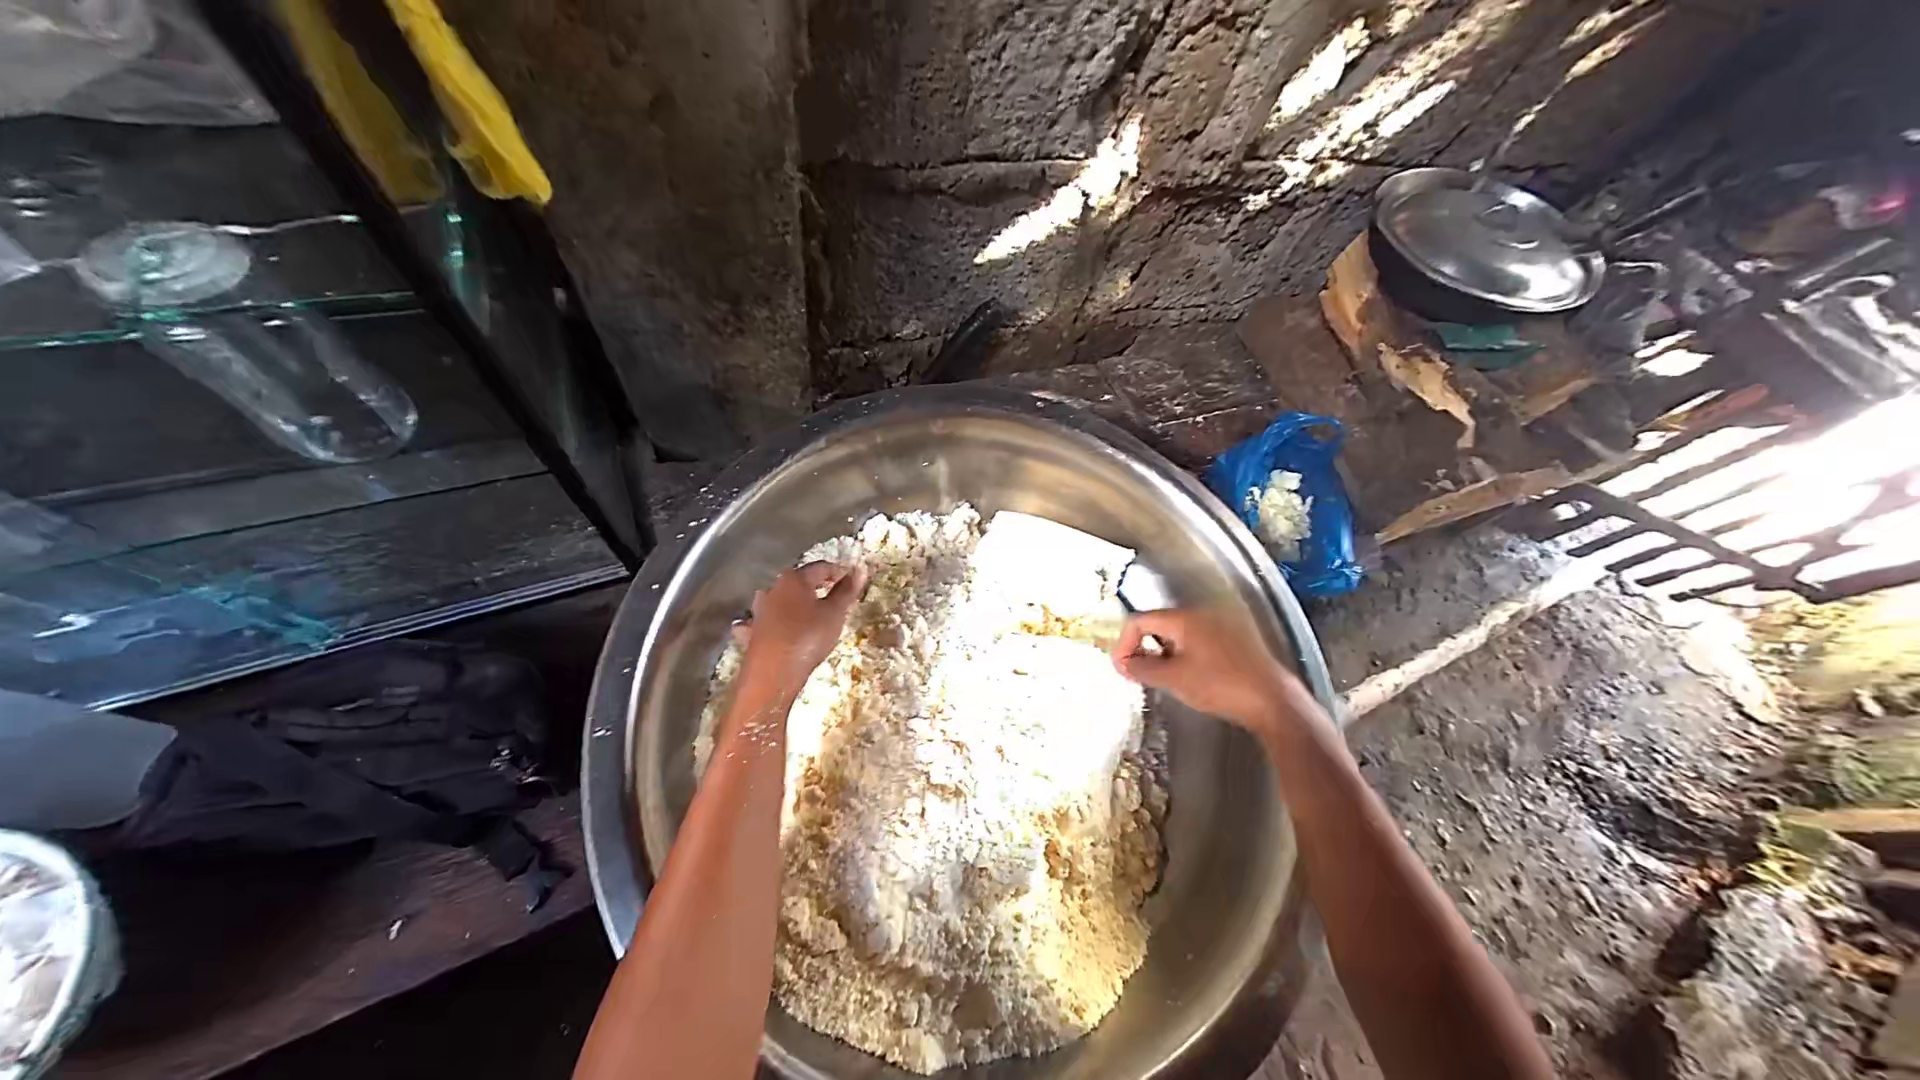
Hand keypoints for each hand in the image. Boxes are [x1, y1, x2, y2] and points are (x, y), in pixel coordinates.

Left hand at [735, 561, 867, 700]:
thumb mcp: (834, 613)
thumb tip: (859, 570)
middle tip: (835, 597)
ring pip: (782, 599)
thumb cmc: (808, 637)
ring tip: (812, 612)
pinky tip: (781, 628)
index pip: (821, 567)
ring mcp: (760, 610)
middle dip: (817, 587)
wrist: (773, 673)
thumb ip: (846, 591)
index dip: (839, 572)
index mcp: (794, 579)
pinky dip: (778, 620)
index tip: (852, 580)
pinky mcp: (753, 631)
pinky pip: (769, 620)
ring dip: (796, 602)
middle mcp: (773, 589)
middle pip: (799, 581)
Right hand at [1111, 608, 1324, 739]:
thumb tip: (1125, 663)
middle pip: (1158, 624)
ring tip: (1161, 678)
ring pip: (1178, 633)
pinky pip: (1197, 640)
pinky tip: (1188, 676)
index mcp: (1184, 618)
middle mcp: (1202, 613)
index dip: (1124, 644)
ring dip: (1162, 652)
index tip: (1122, 669)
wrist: (1272, 701)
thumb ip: (1142, 668)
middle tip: (1137, 674)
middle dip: (1142, 648)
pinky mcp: (1235, 639)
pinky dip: (1183, 654)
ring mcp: (1221, 624)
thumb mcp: (1173, 679)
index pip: (1140, 621)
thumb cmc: (1219, 686)